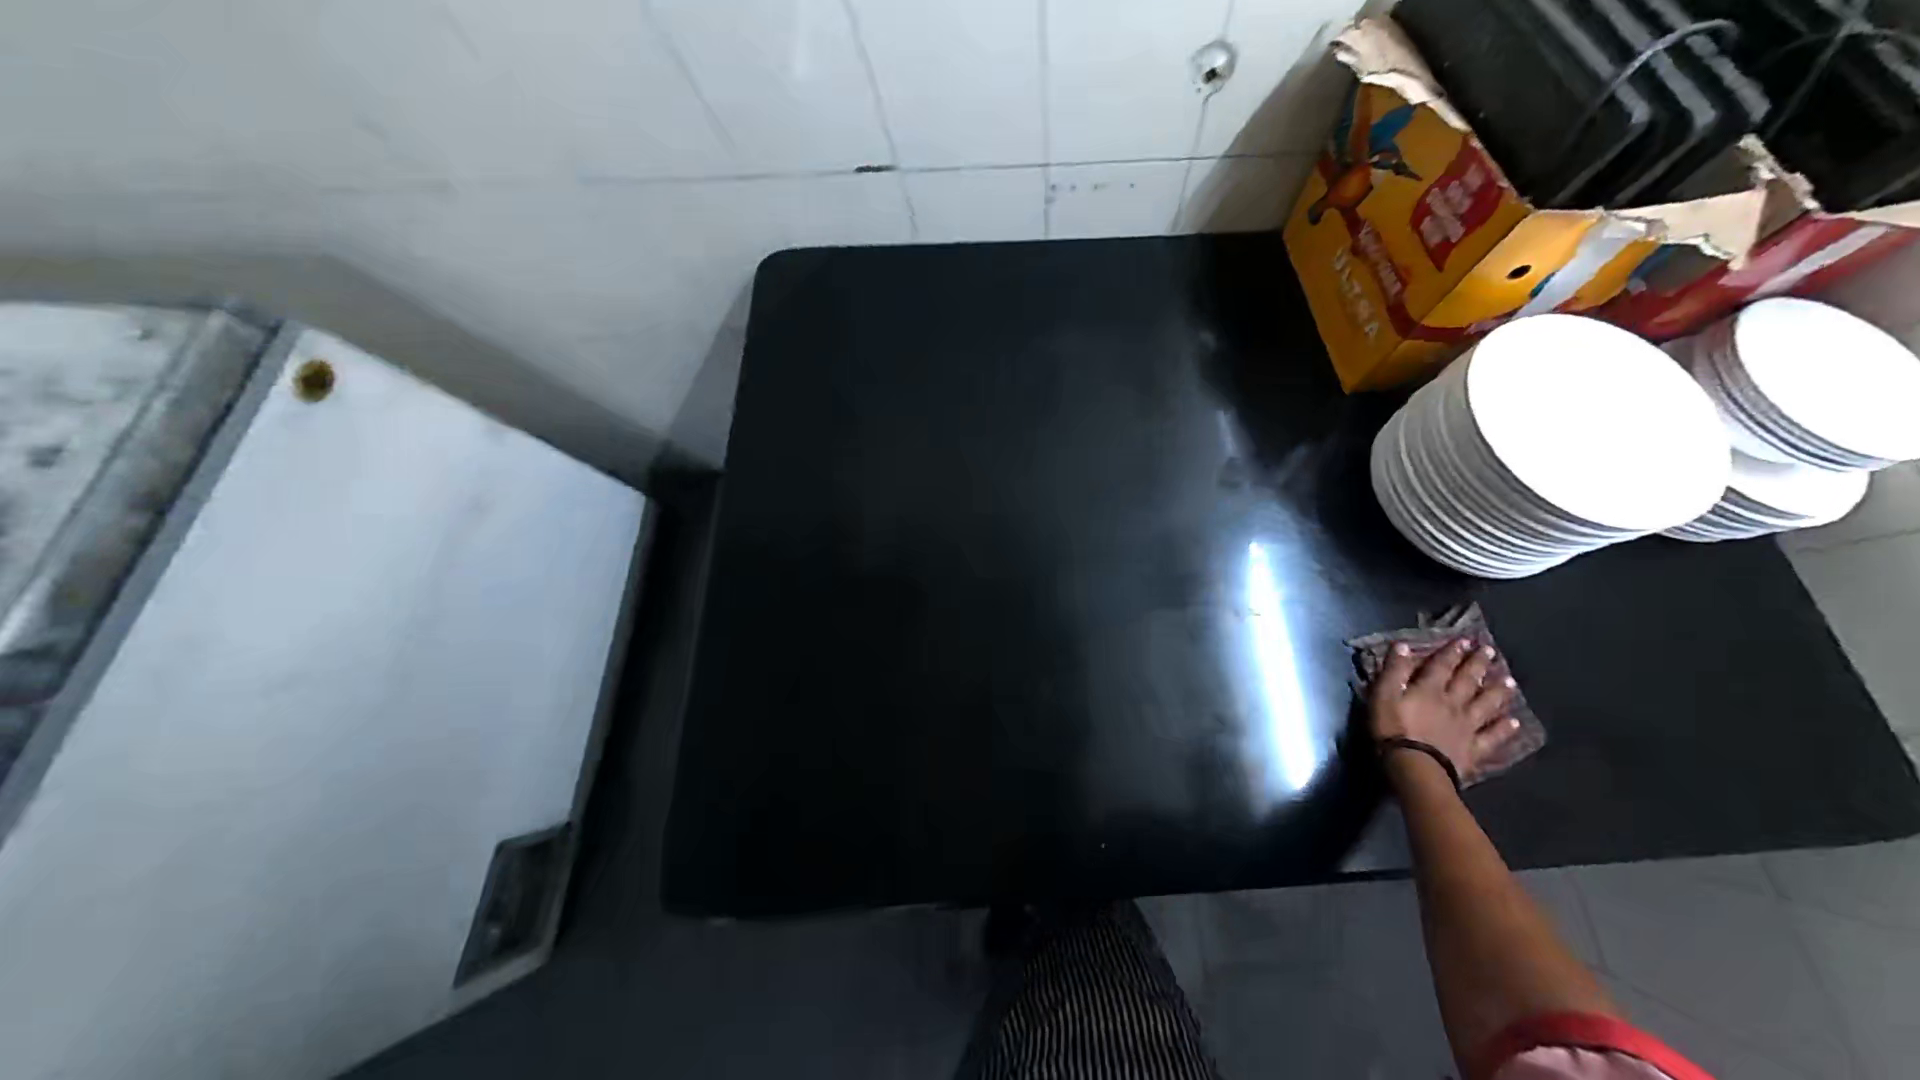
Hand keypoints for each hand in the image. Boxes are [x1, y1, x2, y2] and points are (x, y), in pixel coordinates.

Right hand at [1369, 638, 1521, 784]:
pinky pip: (1492, 736)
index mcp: (1430, 689)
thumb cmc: (1392, 728)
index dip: (1452, 652)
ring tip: (1509, 680)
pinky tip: (1514, 722)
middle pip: (1468, 680)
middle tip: (1490, 651)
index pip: (1442, 665)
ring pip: (1486, 704)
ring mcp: (1467, 726)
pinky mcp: (1474, 748)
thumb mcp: (1383, 694)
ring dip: (1498, 691)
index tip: (1465, 640)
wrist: (1415, 767)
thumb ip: (1393, 670)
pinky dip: (1504, 729)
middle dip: (1478, 664)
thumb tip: (1403, 645)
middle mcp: (1454, 703)